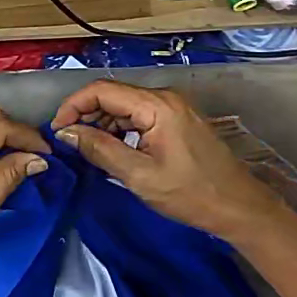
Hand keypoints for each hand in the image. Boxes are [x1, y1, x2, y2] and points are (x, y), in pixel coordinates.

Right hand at [50, 81, 289, 242]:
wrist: (238, 206)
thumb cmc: (191, 193)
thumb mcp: (139, 175)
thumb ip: (101, 150)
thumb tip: (67, 133)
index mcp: (157, 105)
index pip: (103, 90)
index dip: (74, 106)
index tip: (57, 131)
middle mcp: (165, 98)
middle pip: (114, 96)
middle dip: (87, 116)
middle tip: (69, 145)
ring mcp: (174, 108)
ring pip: (126, 107)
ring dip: (103, 125)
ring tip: (87, 152)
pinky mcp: (178, 121)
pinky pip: (141, 118)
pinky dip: (122, 131)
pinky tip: (112, 152)